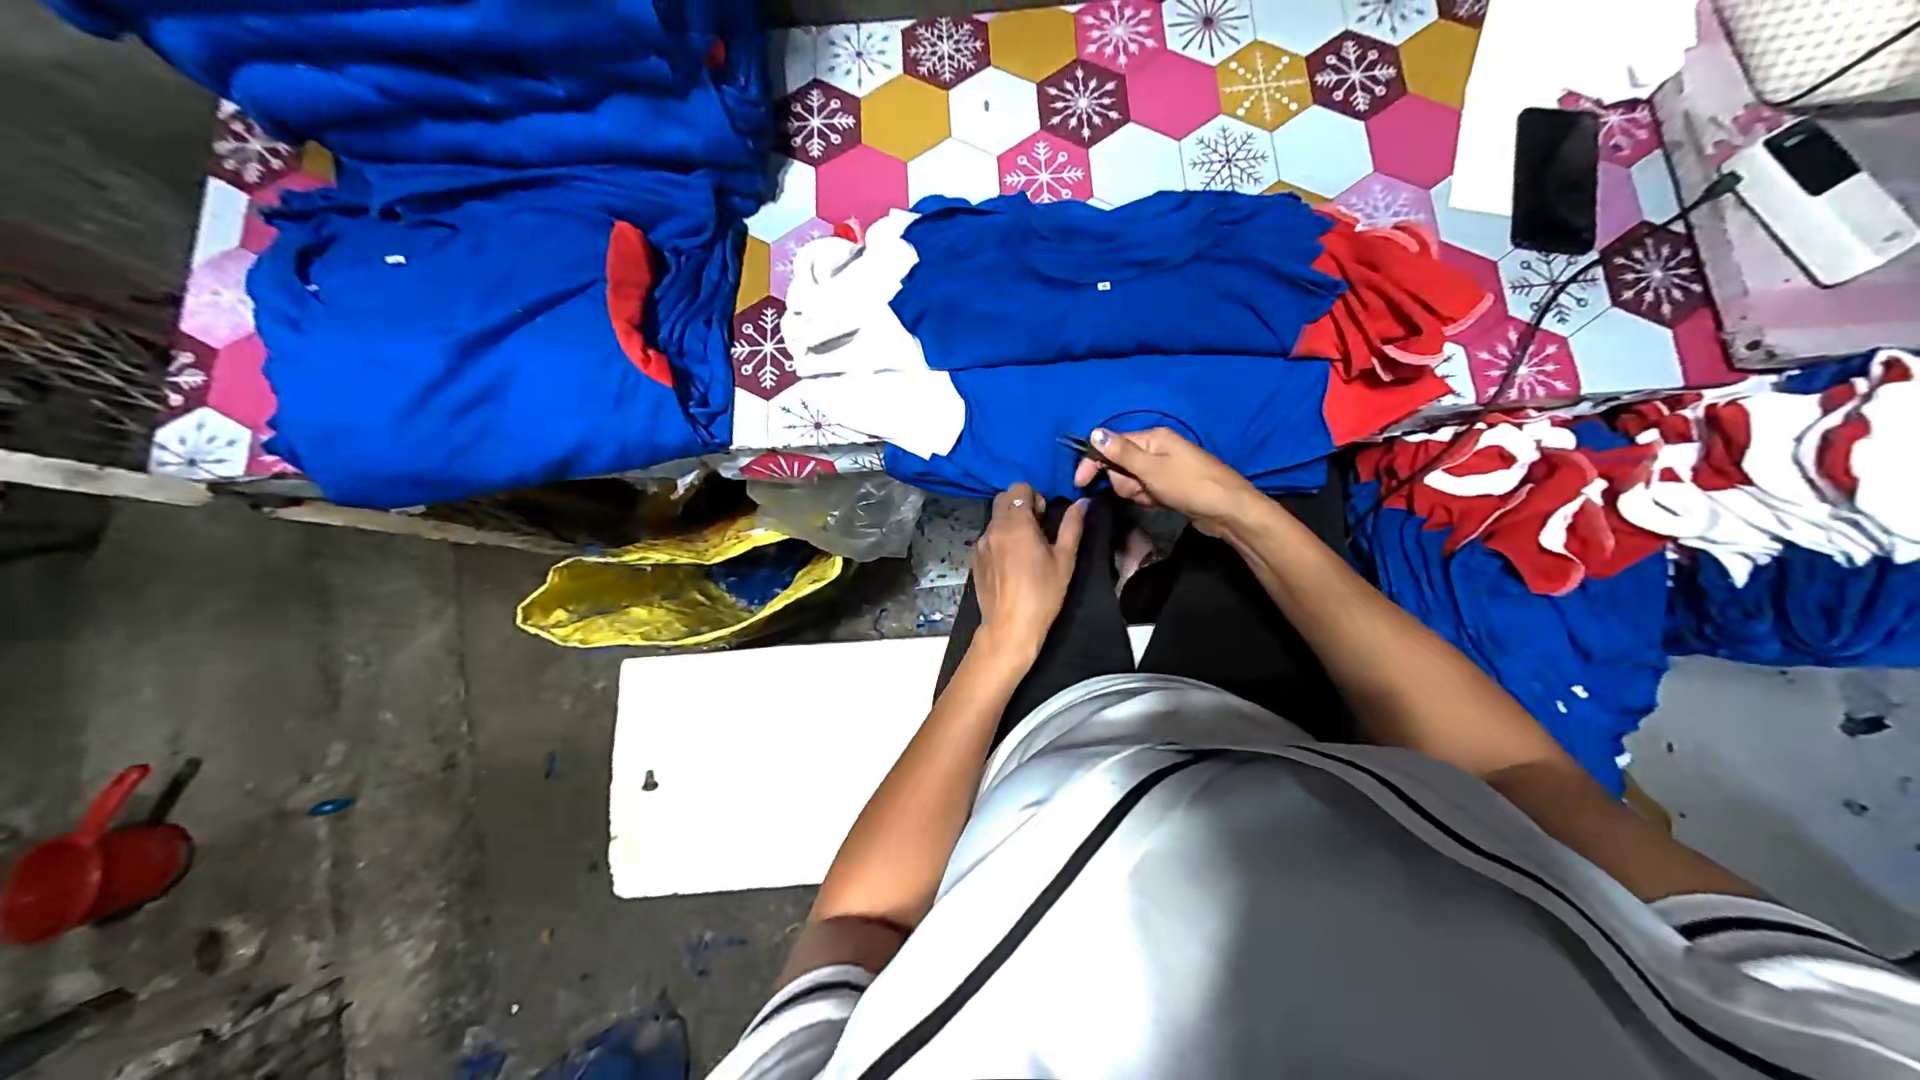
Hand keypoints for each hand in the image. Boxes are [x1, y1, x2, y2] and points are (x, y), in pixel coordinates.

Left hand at [971, 483, 1086, 659]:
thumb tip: (1083, 502)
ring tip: (1025, 548)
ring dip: (1009, 523)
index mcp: (1016, 523)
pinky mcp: (974, 560)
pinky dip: (999, 539)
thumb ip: (1072, 526)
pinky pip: (987, 538)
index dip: (1035, 497)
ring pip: (994, 519)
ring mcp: (980, 544)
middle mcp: (994, 528)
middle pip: (1003, 498)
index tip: (1045, 518)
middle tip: (1037, 529)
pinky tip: (1011, 562)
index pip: (1019, 488)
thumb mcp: (1065, 560)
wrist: (1010, 627)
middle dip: (1020, 505)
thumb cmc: (1043, 593)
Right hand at [1072, 427, 1259, 536]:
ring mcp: (1163, 468)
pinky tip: (1162, 504)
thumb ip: (1121, 453)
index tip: (1080, 483)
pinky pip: (1145, 490)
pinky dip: (1148, 499)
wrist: (1228, 511)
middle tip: (1143, 490)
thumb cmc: (1190, 486)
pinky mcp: (1168, 485)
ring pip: (1131, 481)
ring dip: (1137, 493)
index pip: (1110, 445)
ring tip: (1156, 498)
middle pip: (1120, 465)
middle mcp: (1156, 448)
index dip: (1093, 462)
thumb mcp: (1151, 469)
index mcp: (1152, 437)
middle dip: (1125, 482)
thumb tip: (1094, 432)